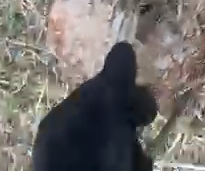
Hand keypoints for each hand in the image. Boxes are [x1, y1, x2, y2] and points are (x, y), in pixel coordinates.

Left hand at [34, 42, 157, 170]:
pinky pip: (119, 163)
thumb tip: (124, 45)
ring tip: (139, 161)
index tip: (143, 108)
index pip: (100, 89)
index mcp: (60, 119)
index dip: (126, 92)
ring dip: (137, 149)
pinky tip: (136, 170)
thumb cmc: (92, 160)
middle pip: (112, 115)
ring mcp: (77, 165)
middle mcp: (64, 142)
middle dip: (134, 122)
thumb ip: (115, 79)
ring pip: (119, 143)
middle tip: (144, 128)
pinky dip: (132, 165)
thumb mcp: (106, 113)